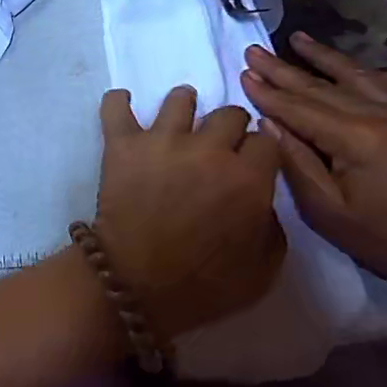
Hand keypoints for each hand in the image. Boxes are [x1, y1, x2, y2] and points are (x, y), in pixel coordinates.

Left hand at [93, 86, 285, 339]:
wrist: (135, 286)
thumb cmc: (203, 286)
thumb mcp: (263, 270)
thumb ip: (272, 226)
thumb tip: (261, 199)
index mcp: (247, 179)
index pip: (266, 141)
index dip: (260, 152)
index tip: (252, 162)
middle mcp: (208, 149)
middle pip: (229, 114)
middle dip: (230, 128)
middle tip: (219, 145)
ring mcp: (162, 141)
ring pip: (180, 99)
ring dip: (184, 106)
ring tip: (180, 117)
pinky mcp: (123, 144)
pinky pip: (115, 106)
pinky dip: (118, 102)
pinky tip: (123, 103)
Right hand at [240, 33, 386, 322]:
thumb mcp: (327, 212)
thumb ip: (295, 163)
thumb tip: (269, 124)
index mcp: (356, 138)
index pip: (299, 108)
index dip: (268, 92)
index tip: (242, 73)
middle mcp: (381, 115)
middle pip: (322, 87)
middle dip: (284, 69)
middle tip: (254, 50)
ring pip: (357, 78)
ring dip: (324, 58)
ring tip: (297, 39)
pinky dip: (374, 74)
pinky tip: (360, 70)